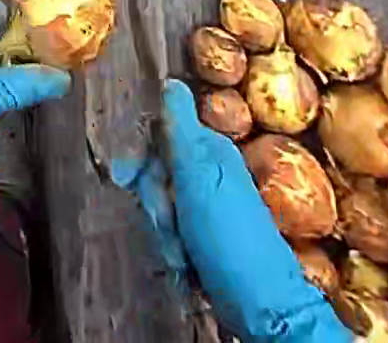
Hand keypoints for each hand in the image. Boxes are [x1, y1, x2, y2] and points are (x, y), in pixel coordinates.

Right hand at [121, 80, 347, 342]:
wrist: (262, 306)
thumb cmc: (229, 235)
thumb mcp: (199, 173)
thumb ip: (180, 126)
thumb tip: (170, 81)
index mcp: (209, 148)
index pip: (158, 133)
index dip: (139, 156)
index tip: (126, 177)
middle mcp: (208, 170)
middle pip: (156, 170)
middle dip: (155, 200)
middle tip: (169, 221)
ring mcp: (207, 204)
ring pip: (161, 203)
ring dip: (164, 229)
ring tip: (182, 250)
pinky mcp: (205, 234)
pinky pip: (172, 229)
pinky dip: (173, 248)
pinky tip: (185, 263)